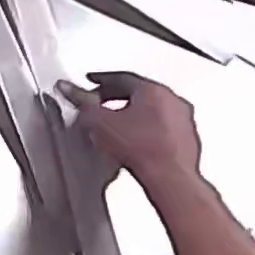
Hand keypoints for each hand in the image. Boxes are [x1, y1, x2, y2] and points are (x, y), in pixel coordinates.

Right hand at [58, 74, 202, 184]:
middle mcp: (171, 99)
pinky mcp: (187, 137)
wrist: (169, 176)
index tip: (92, 81)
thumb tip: (67, 88)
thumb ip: (81, 102)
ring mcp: (182, 119)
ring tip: (116, 125)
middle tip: (100, 103)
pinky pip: (163, 126)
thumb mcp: (99, 122)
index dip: (101, 80)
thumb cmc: (142, 149)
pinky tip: (135, 141)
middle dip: (116, 97)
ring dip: (133, 113)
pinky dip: (148, 129)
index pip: (121, 78)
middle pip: (138, 92)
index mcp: (151, 90)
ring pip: (153, 109)